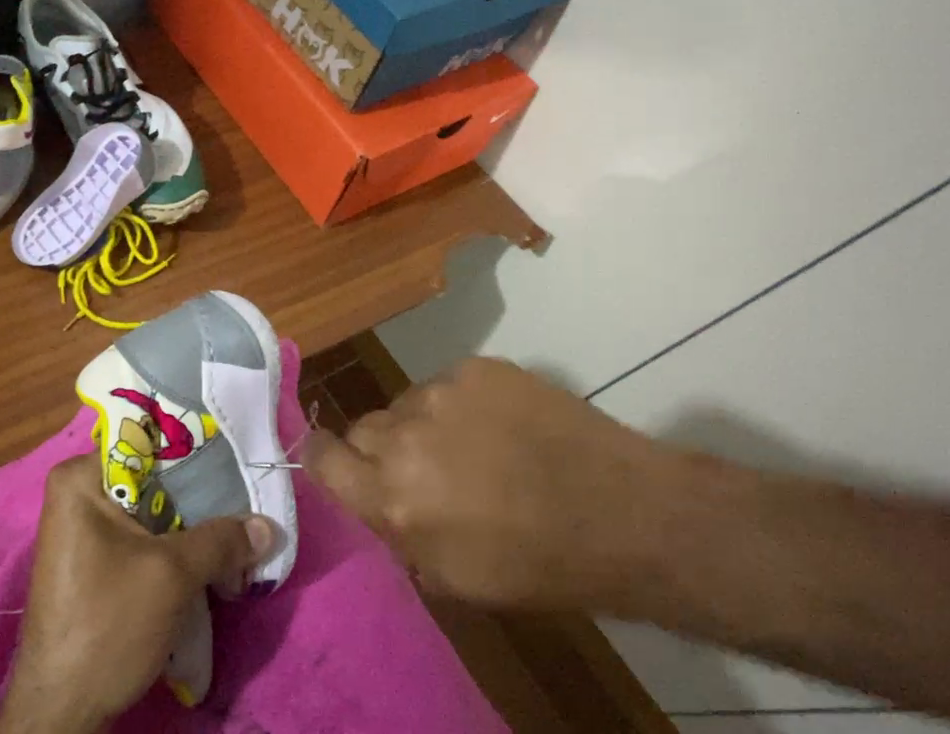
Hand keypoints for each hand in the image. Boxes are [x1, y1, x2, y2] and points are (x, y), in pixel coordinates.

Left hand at [0, 454, 277, 733]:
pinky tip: (213, 566)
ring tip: (240, 542)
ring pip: (154, 513)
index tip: (240, 458)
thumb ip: (221, 541)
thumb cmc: (108, 623)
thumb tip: (267, 526)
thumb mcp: (172, 576)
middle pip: (154, 480)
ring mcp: (84, 529)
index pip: (147, 443)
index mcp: (80, 478)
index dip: (197, 451)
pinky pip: (145, 539)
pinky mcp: (96, 562)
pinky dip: (177, 550)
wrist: (63, 706)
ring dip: (195, 530)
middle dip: (202, 499)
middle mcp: (77, 493)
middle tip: (249, 505)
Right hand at [302, 358, 683, 608]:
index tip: (338, 464)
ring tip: (471, 449)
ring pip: (403, 405)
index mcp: (391, 498)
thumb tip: (379, 507)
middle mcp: (403, 439)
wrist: (629, 515)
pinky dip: (461, 405)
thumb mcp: (455, 581)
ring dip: (421, 427)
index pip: (320, 458)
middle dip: (380, 451)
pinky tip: (501, 428)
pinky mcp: (478, 368)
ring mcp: (441, 395)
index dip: (323, 459)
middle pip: (361, 430)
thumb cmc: (541, 566)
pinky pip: (445, 385)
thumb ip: (400, 538)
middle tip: (424, 472)